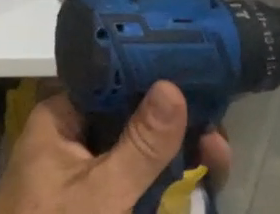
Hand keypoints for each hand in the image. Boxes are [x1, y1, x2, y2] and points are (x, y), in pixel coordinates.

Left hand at [0, 81, 231, 213]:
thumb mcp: (102, 193)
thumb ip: (140, 145)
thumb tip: (172, 85)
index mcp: (60, 117)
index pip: (111, 80)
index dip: (155, 78)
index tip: (201, 82)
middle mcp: (70, 136)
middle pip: (130, 117)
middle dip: (175, 126)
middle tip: (219, 140)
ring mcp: (82, 172)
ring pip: (136, 152)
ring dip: (175, 156)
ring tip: (218, 158)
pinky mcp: (94, 202)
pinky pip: (132, 183)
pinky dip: (160, 184)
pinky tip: (197, 179)